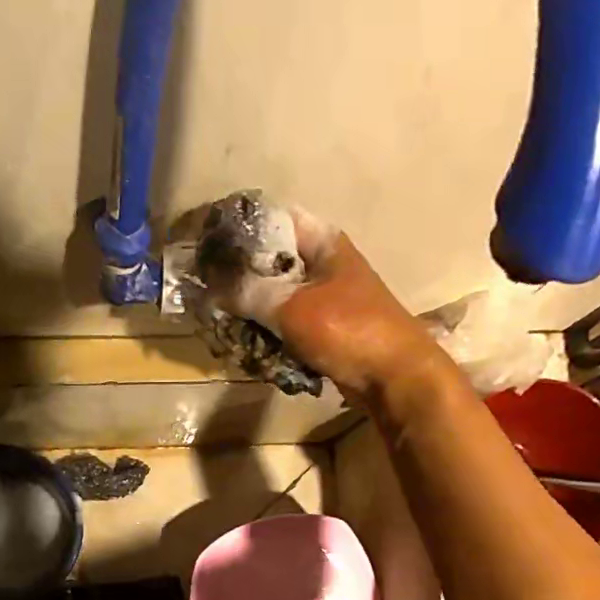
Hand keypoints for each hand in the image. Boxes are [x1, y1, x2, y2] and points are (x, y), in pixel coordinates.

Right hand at [216, 209, 450, 400]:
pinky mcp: (325, 330)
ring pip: (275, 298)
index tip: (203, 247)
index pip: (269, 220)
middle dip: (237, 281)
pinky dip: (269, 335)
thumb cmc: (348, 331)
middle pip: (269, 263)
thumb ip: (248, 292)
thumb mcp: (292, 307)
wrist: (395, 379)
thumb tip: (208, 285)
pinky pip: (286, 326)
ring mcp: (325, 298)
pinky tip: (249, 347)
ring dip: (251, 314)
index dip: (235, 230)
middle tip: (207, 296)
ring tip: (224, 327)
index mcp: (321, 242)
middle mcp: (322, 264)